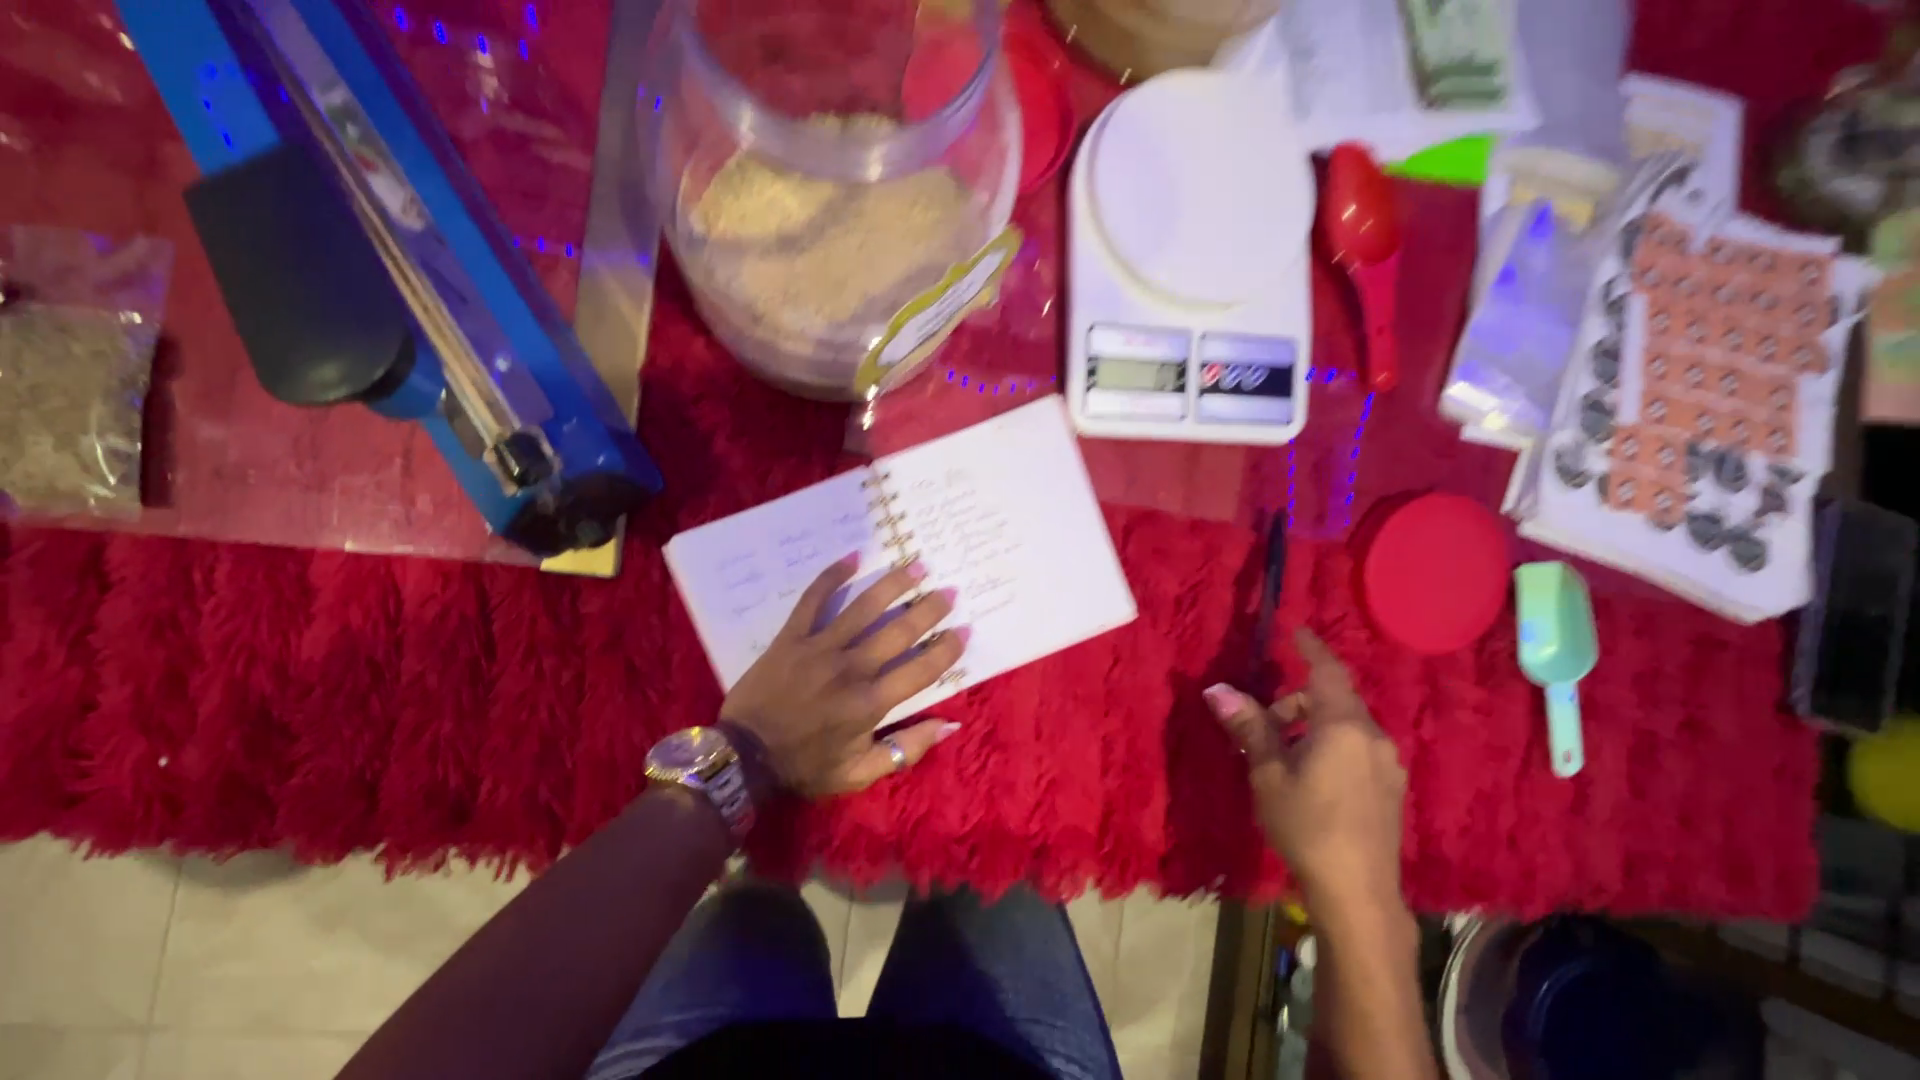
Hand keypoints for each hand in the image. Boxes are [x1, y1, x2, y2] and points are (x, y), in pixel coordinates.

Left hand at [722, 553, 968, 797]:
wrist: (744, 757)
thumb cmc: (804, 766)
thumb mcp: (860, 773)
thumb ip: (906, 750)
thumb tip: (949, 725)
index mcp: (871, 703)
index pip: (921, 669)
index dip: (947, 649)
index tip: (964, 630)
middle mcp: (851, 668)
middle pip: (899, 631)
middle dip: (929, 609)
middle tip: (948, 591)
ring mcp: (819, 648)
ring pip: (863, 608)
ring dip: (893, 584)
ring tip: (916, 565)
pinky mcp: (791, 637)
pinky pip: (814, 599)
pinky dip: (833, 576)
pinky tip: (854, 557)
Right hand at [1205, 628, 1408, 918]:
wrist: (1357, 891)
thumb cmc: (1306, 826)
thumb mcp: (1268, 774)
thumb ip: (1249, 727)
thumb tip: (1218, 690)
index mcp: (1343, 726)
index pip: (1327, 671)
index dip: (1310, 649)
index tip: (1295, 631)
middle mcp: (1373, 736)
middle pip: (1334, 700)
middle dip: (1298, 701)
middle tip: (1263, 723)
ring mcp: (1387, 764)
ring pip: (1346, 726)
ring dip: (1313, 726)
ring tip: (1280, 757)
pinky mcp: (1389, 789)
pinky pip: (1357, 749)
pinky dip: (1331, 746)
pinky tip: (1310, 778)